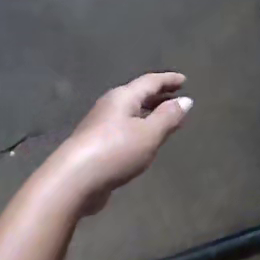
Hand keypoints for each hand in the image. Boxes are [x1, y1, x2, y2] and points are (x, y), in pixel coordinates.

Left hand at [41, 72, 192, 213]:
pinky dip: (139, 126)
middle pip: (138, 95)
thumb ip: (168, 117)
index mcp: (123, 97)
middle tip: (177, 95)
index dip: (168, 80)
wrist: (74, 180)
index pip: (150, 82)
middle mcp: (110, 105)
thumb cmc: (116, 151)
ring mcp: (100, 124)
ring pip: (130, 112)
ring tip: (165, 117)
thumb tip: (185, 100)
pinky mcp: (96, 143)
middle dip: (159, 95)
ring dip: (149, 112)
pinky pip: (124, 127)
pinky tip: (144, 139)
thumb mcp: (149, 134)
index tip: (184, 80)